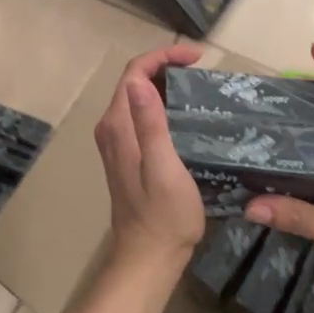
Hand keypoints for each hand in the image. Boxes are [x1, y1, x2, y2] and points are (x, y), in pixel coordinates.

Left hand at [94, 43, 206, 270]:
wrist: (149, 255)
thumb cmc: (163, 215)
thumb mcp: (163, 168)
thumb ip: (150, 124)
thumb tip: (140, 80)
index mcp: (118, 125)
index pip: (134, 72)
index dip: (163, 57)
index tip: (196, 58)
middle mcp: (112, 128)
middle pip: (134, 82)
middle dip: (165, 66)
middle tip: (201, 70)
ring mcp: (117, 141)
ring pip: (138, 98)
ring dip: (164, 84)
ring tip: (198, 86)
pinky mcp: (127, 154)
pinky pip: (141, 115)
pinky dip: (162, 104)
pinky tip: (186, 114)